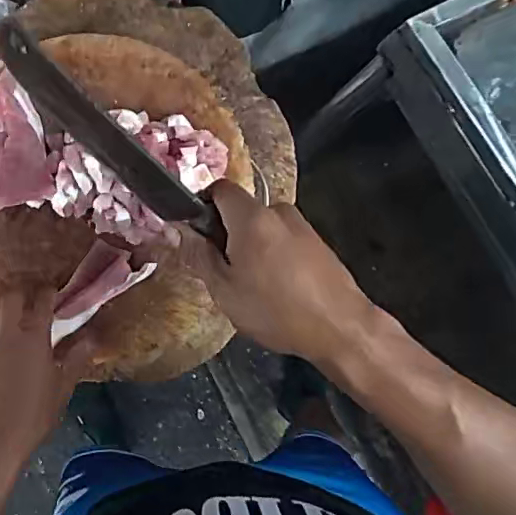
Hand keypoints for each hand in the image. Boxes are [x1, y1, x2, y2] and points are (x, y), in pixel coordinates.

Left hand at [0, 288, 96, 458]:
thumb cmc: (37, 411)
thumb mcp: (64, 385)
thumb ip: (77, 358)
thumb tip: (92, 338)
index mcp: (35, 337)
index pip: (42, 302)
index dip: (48, 293)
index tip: (53, 291)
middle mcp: (8, 335)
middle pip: (9, 299)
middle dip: (20, 295)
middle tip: (29, 302)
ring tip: (7, 322)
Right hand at [177, 181, 383, 365]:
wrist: (340, 326)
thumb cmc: (277, 310)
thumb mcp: (225, 290)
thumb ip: (197, 255)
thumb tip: (176, 229)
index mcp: (252, 217)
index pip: (219, 188)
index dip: (202, 206)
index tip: (196, 235)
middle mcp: (279, 211)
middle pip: (242, 210)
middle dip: (227, 234)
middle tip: (223, 271)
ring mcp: (303, 226)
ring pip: (264, 227)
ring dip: (252, 247)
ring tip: (253, 286)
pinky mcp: (318, 242)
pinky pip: (284, 239)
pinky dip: (274, 255)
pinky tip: (278, 288)